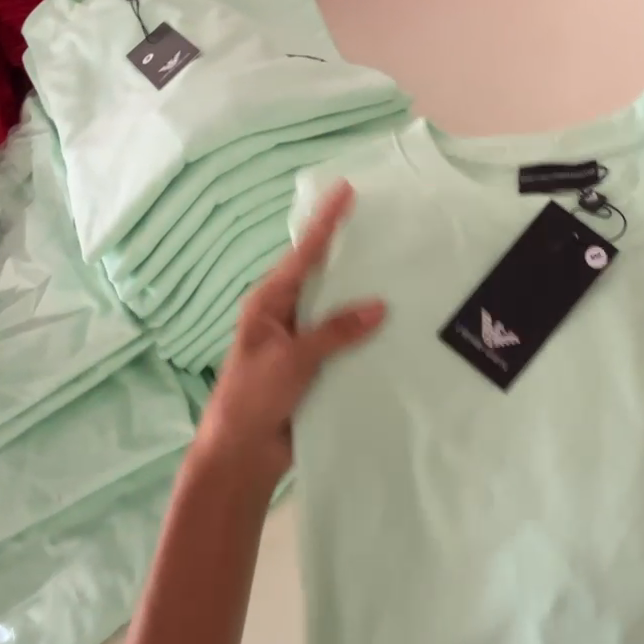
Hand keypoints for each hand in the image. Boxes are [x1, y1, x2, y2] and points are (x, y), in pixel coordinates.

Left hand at [199, 181, 386, 485]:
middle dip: (350, 254)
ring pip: (337, 310)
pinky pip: (344, 342)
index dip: (325, 222)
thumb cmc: (253, 397)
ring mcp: (301, 342)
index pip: (303, 254)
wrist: (241, 453)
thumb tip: (379, 305)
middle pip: (323, 277)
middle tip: (385, 228)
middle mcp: (286, 315)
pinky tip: (395, 329)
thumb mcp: (293, 359)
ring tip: (402, 273)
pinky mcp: (315, 367)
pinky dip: (365, 334)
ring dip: (362, 297)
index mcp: (269, 303)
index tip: (345, 190)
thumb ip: (335, 331)